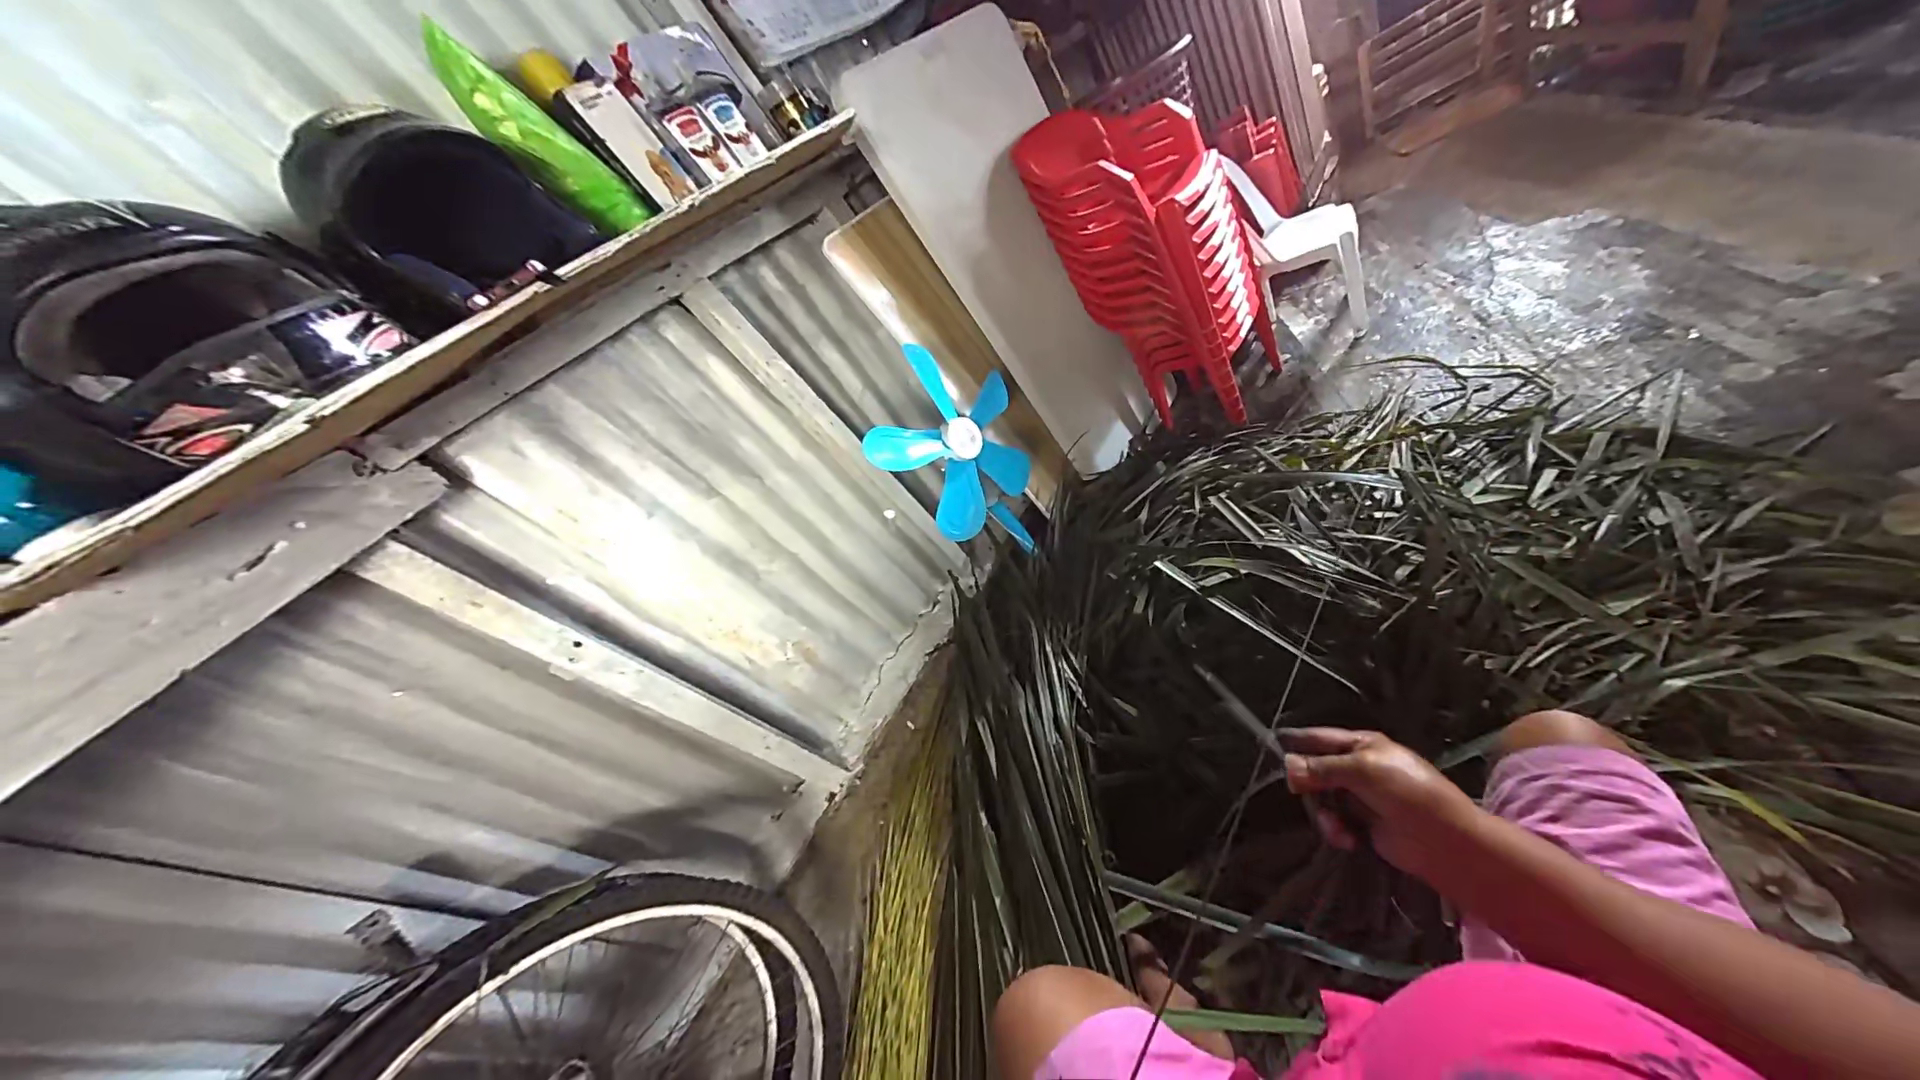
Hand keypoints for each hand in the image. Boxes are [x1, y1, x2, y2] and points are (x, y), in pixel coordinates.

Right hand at [1280, 728, 1482, 880]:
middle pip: (1312, 770)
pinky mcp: (1360, 823)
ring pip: (1320, 798)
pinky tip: (1347, 839)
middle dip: (1308, 786)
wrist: (1447, 843)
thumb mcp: (1362, 770)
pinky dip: (1335, 830)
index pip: (1316, 738)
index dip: (1294, 743)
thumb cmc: (1408, 793)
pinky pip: (1333, 821)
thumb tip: (1285, 766)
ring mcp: (1358, 796)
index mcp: (1360, 745)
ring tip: (1336, 828)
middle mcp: (1356, 767)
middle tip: (1304, 796)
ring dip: (1323, 814)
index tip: (1270, 752)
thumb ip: (1321, 767)